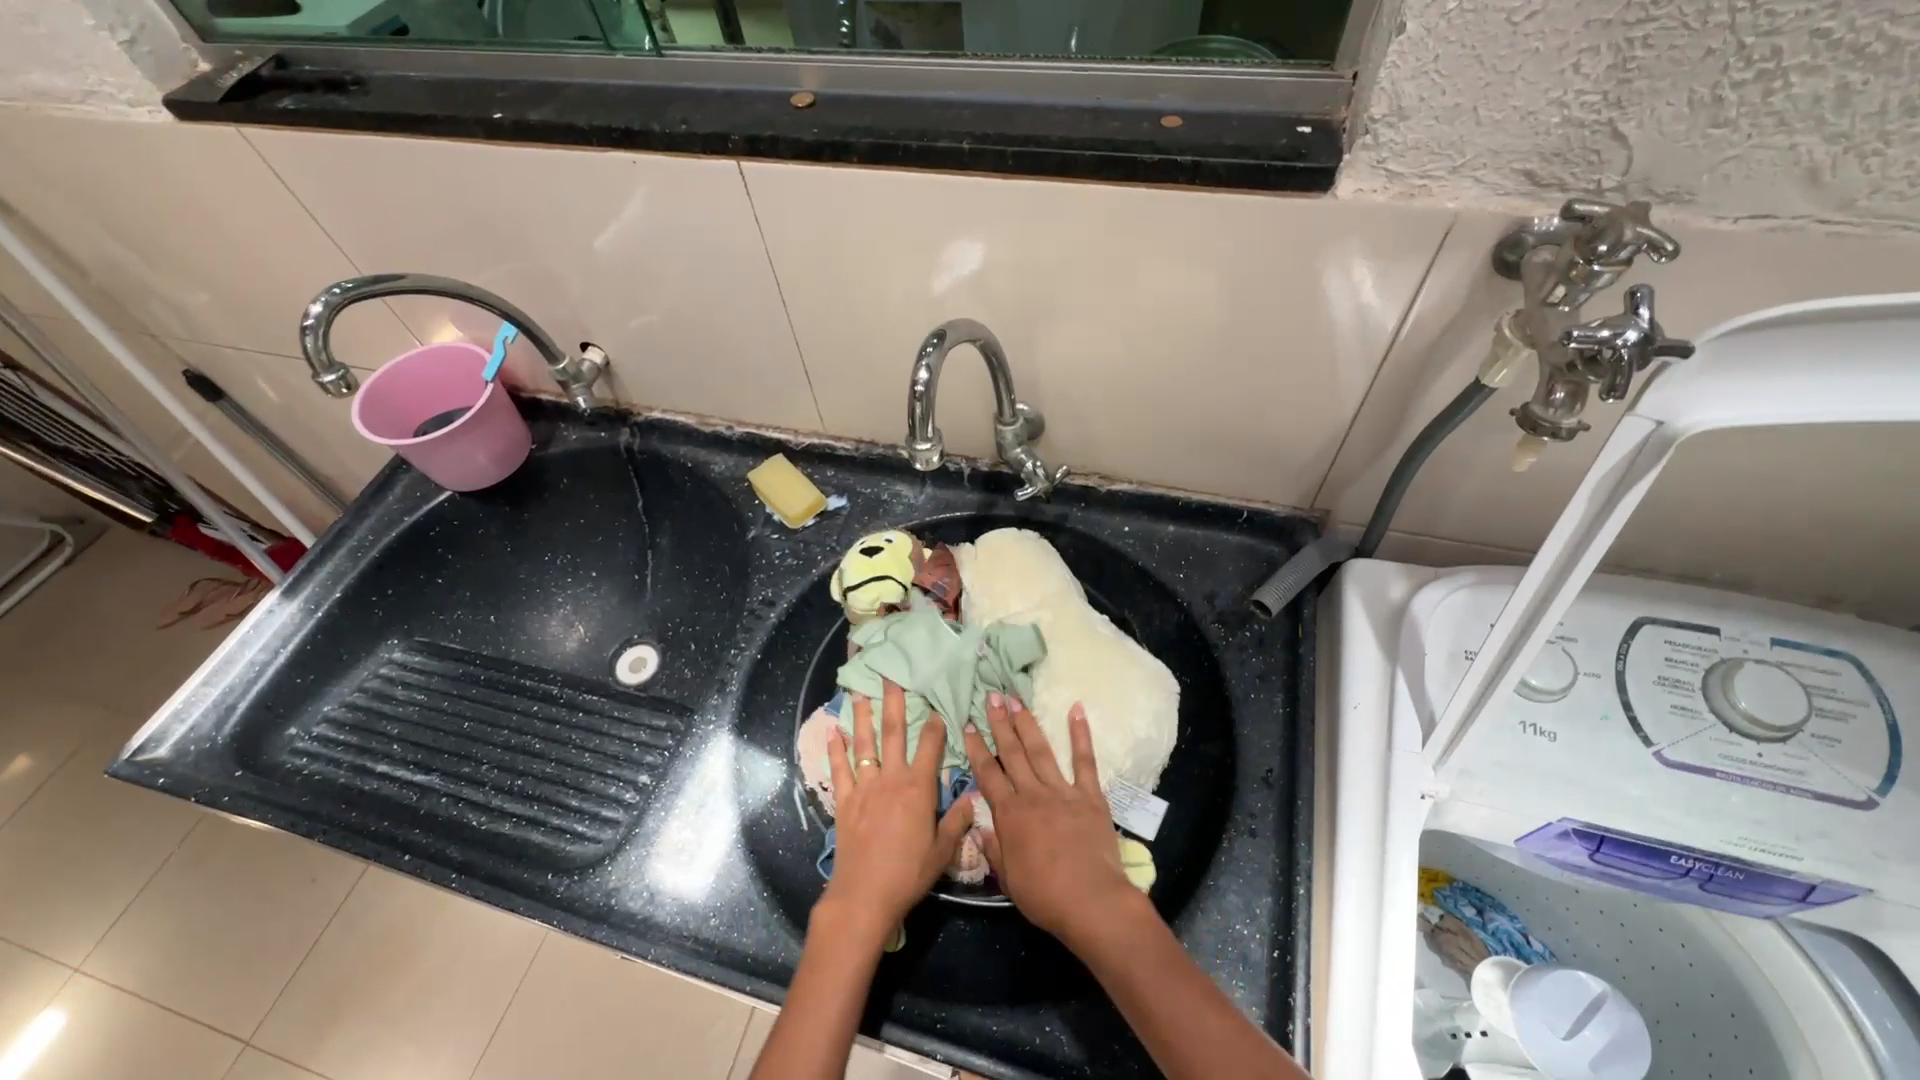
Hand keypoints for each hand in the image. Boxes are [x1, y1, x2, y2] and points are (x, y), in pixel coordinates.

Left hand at [819, 681, 972, 935]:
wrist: (864, 895)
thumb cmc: (908, 874)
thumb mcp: (942, 851)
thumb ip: (957, 822)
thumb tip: (973, 798)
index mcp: (918, 789)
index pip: (930, 748)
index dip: (935, 727)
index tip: (937, 708)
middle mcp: (890, 780)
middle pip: (893, 734)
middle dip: (894, 703)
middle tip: (890, 676)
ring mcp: (864, 788)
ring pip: (863, 744)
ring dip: (861, 716)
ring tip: (858, 692)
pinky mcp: (844, 802)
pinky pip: (840, 769)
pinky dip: (836, 750)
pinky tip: (834, 732)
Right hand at [963, 693, 1142, 943]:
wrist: (1091, 901)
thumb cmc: (1045, 896)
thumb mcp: (1008, 878)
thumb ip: (994, 849)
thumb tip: (978, 827)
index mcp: (1009, 814)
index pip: (987, 773)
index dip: (976, 748)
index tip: (967, 725)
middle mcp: (1033, 795)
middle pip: (1012, 753)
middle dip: (1000, 723)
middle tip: (991, 696)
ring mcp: (1063, 792)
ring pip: (1040, 750)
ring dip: (1027, 723)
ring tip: (1016, 699)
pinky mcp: (1091, 796)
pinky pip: (1085, 761)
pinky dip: (1081, 734)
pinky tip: (1076, 710)